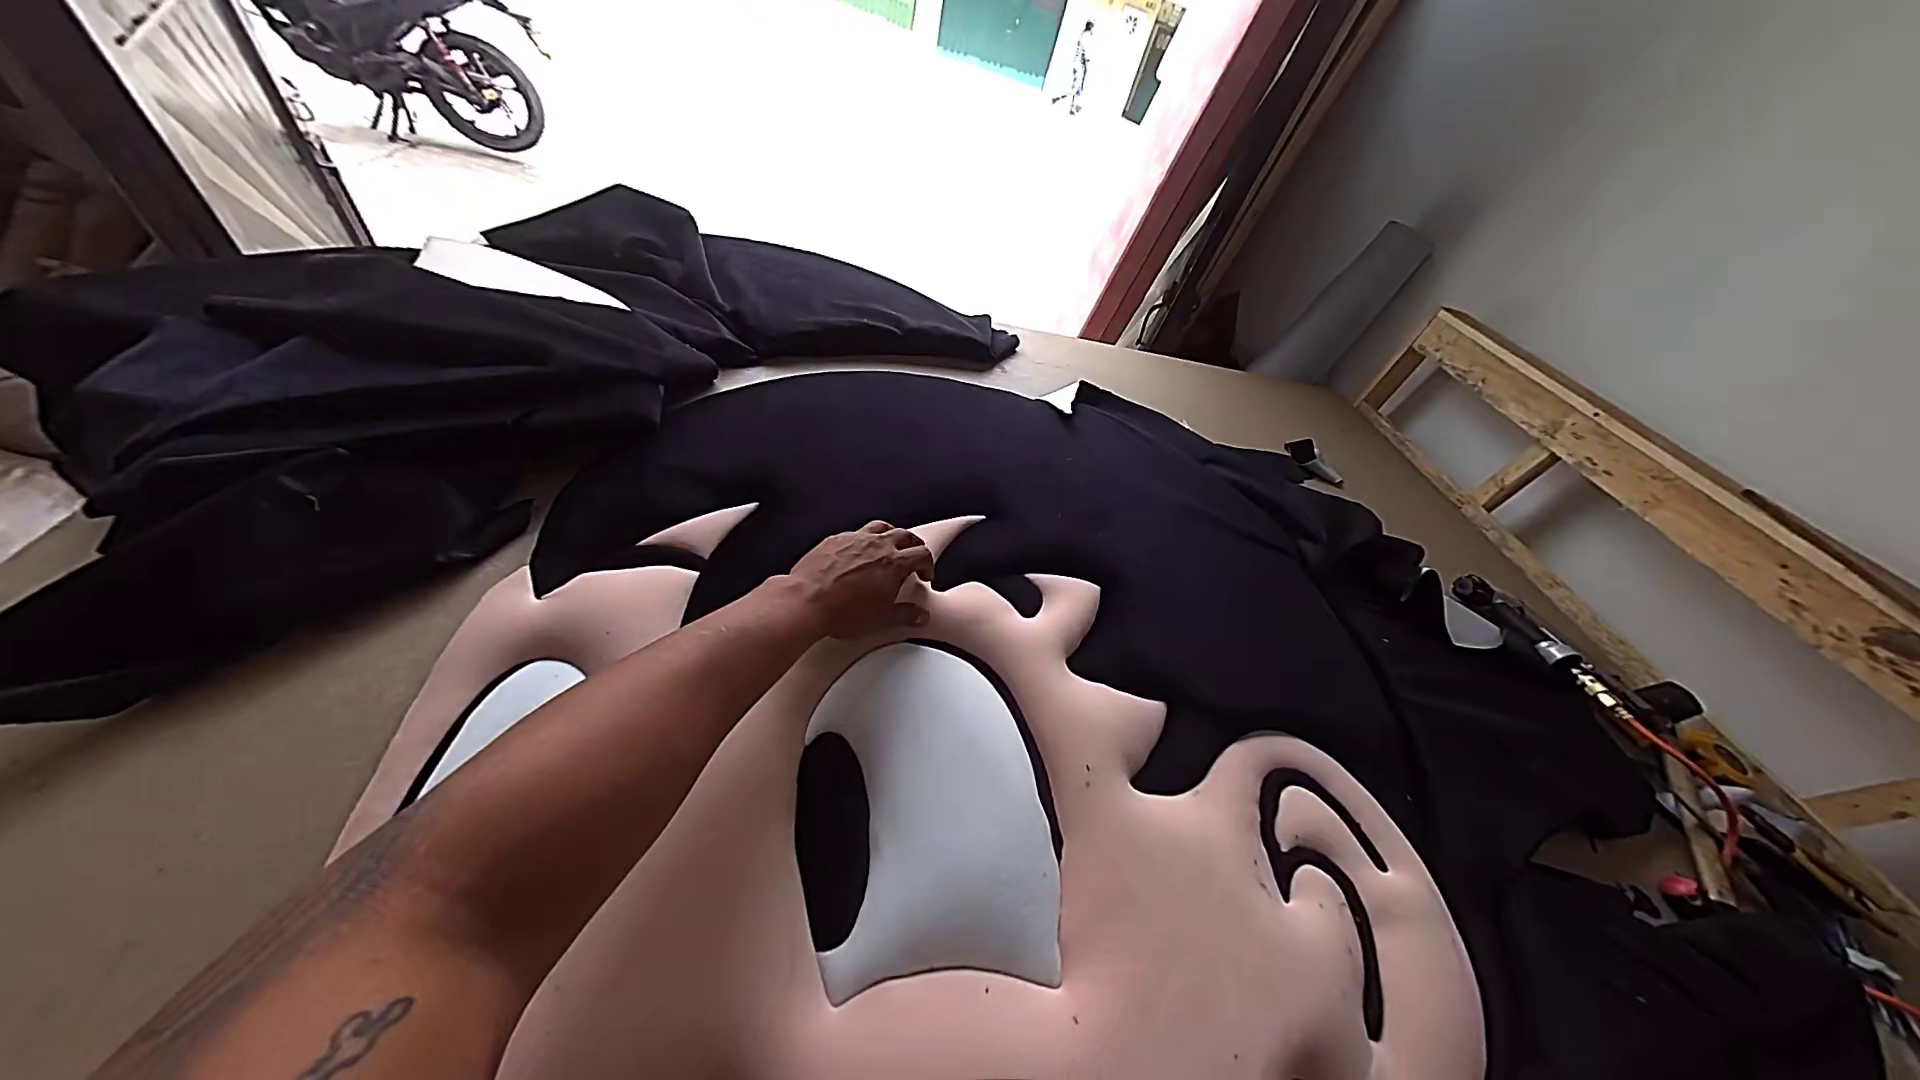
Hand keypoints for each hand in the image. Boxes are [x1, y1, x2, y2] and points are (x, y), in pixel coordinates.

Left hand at [776, 521, 934, 638]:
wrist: (806, 602)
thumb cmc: (842, 611)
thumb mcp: (882, 619)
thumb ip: (905, 615)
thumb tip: (919, 616)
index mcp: (893, 563)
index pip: (921, 555)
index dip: (928, 564)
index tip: (925, 574)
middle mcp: (876, 545)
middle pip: (905, 536)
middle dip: (914, 546)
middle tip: (914, 555)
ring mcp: (854, 539)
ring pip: (881, 527)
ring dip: (891, 534)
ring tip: (891, 543)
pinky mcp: (834, 540)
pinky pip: (854, 533)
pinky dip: (863, 539)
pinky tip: (858, 550)